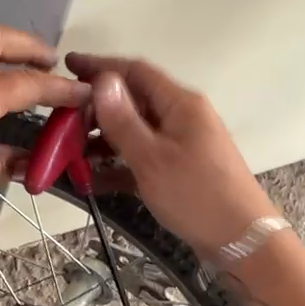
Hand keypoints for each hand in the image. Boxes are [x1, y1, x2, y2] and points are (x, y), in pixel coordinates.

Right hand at [66, 53, 278, 256]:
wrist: (241, 239)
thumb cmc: (196, 195)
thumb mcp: (152, 158)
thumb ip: (123, 120)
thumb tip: (102, 79)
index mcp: (180, 104)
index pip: (135, 72)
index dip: (101, 67)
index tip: (67, 65)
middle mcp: (182, 117)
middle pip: (134, 102)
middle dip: (97, 110)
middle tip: (63, 125)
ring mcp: (182, 145)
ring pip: (136, 133)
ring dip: (104, 141)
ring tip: (71, 154)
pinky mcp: (180, 171)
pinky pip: (143, 159)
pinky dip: (119, 165)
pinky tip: (92, 179)